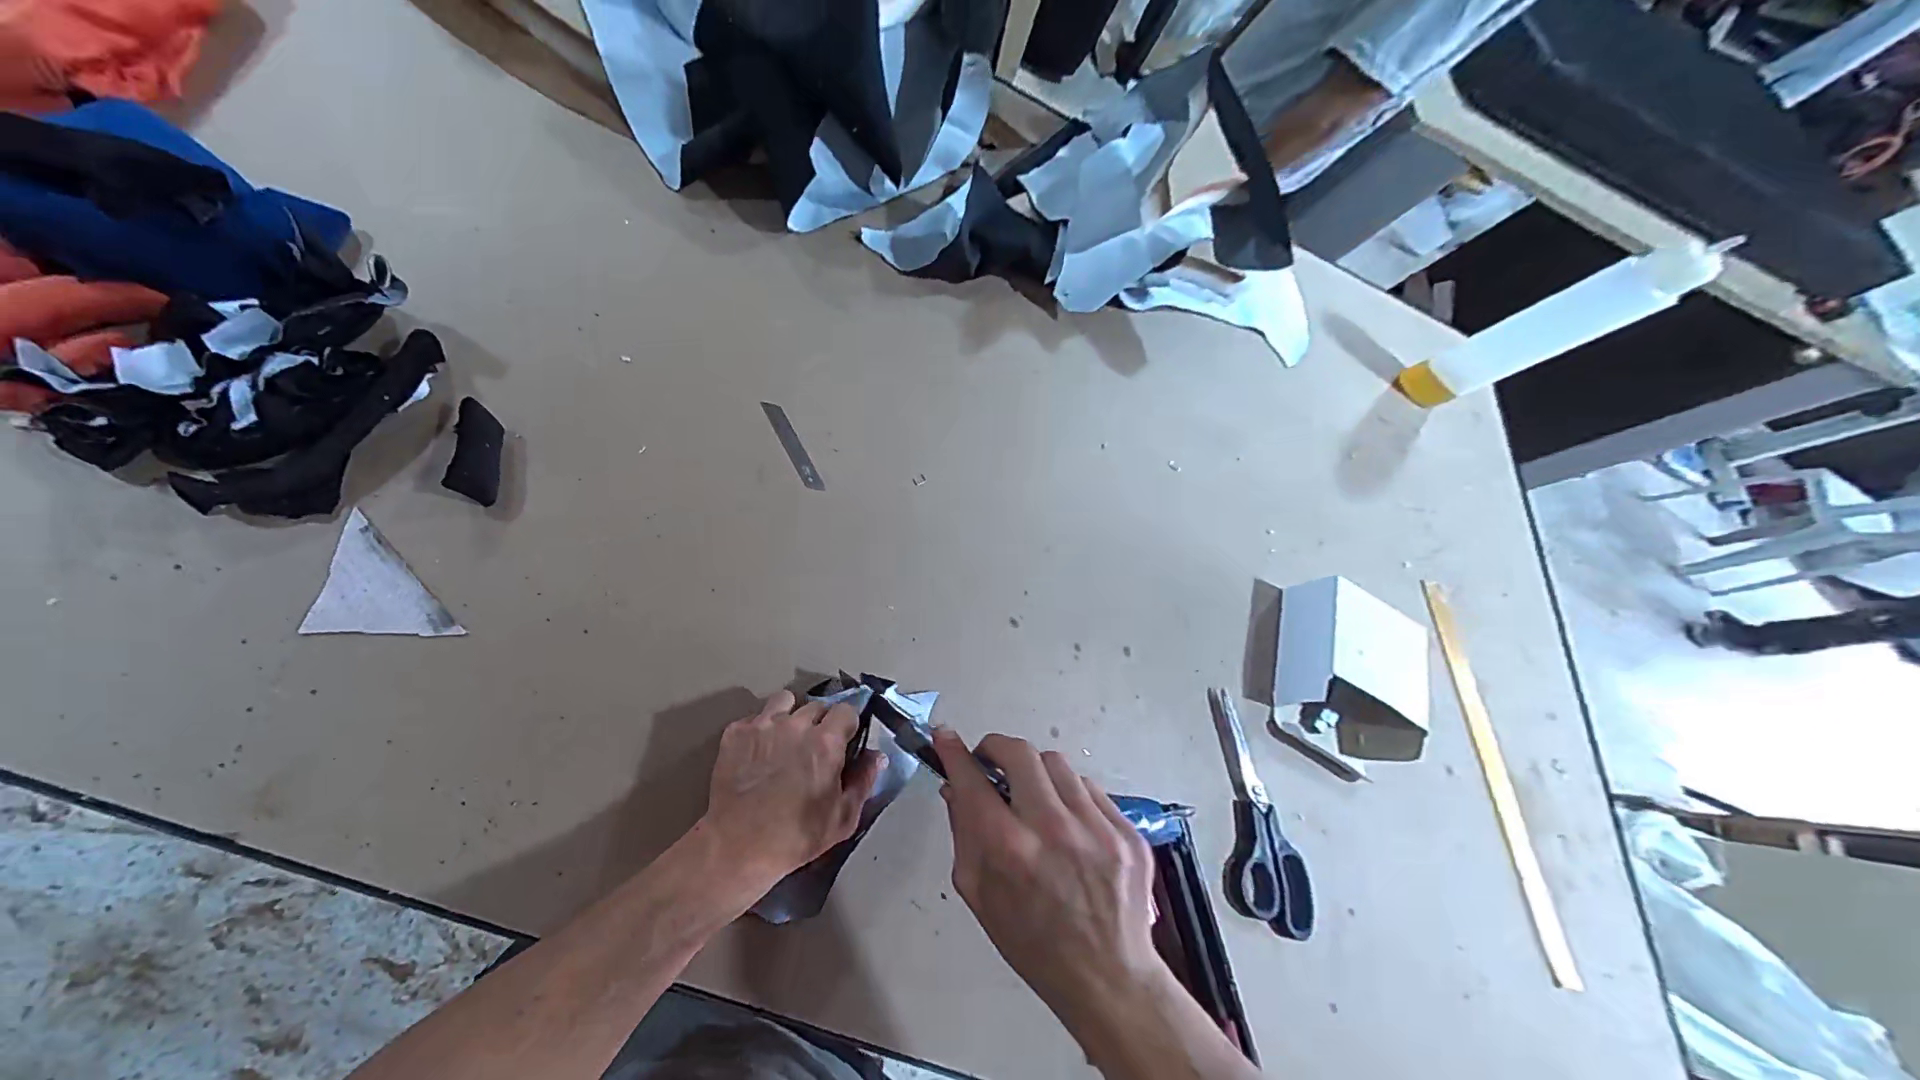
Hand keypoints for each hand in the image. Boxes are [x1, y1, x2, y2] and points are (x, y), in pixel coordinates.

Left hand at [700, 690, 883, 884]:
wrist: (737, 846)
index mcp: (826, 741)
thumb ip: (864, 782)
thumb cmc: (796, 836)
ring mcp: (763, 725)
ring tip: (786, 738)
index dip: (847, 724)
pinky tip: (758, 750)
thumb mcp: (843, 818)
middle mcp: (796, 725)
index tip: (845, 739)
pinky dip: (760, 728)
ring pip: (784, 701)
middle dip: (821, 721)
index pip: (846, 710)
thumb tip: (877, 757)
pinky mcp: (735, 733)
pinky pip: (754, 717)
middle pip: (817, 705)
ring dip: (790, 714)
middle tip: (815, 746)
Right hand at [932, 729, 1164, 1030]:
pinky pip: (1089, 787)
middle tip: (992, 763)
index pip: (972, 780)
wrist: (1107, 976)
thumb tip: (957, 788)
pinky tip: (1067, 821)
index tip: (946, 737)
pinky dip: (1070, 794)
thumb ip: (964, 835)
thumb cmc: (1034, 943)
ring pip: (1056, 764)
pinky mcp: (1125, 830)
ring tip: (1033, 797)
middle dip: (997, 748)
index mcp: (1009, 850)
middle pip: (1020, 753)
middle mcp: (1053, 828)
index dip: (954, 751)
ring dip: (1035, 772)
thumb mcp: (980, 896)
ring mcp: (1096, 827)